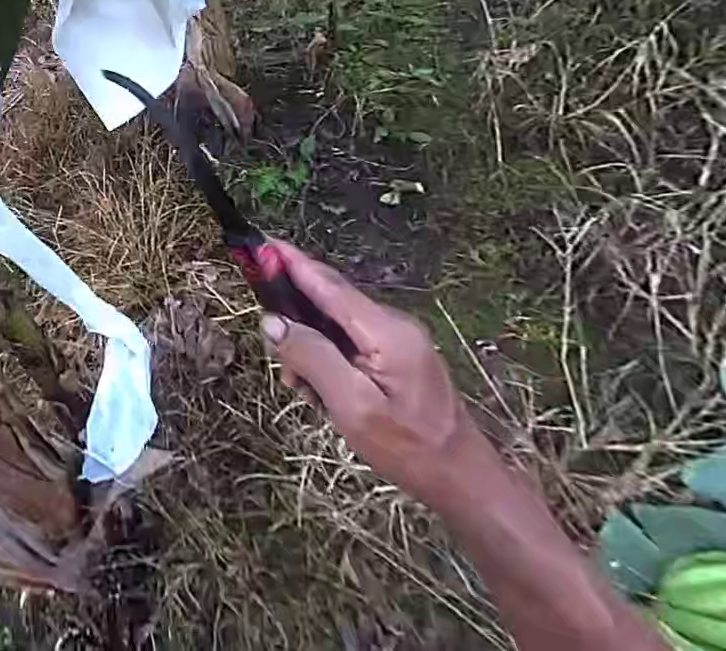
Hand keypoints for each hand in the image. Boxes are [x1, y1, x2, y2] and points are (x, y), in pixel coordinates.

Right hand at [257, 240, 499, 507]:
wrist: (466, 484)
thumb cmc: (410, 448)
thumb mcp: (352, 406)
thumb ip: (311, 356)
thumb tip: (271, 320)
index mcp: (385, 330)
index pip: (326, 283)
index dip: (290, 261)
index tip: (259, 242)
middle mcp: (391, 323)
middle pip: (325, 300)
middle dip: (292, 317)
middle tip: (276, 355)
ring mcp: (395, 337)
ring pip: (331, 322)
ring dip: (306, 346)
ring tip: (302, 386)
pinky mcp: (394, 352)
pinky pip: (345, 339)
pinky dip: (323, 356)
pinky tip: (320, 389)